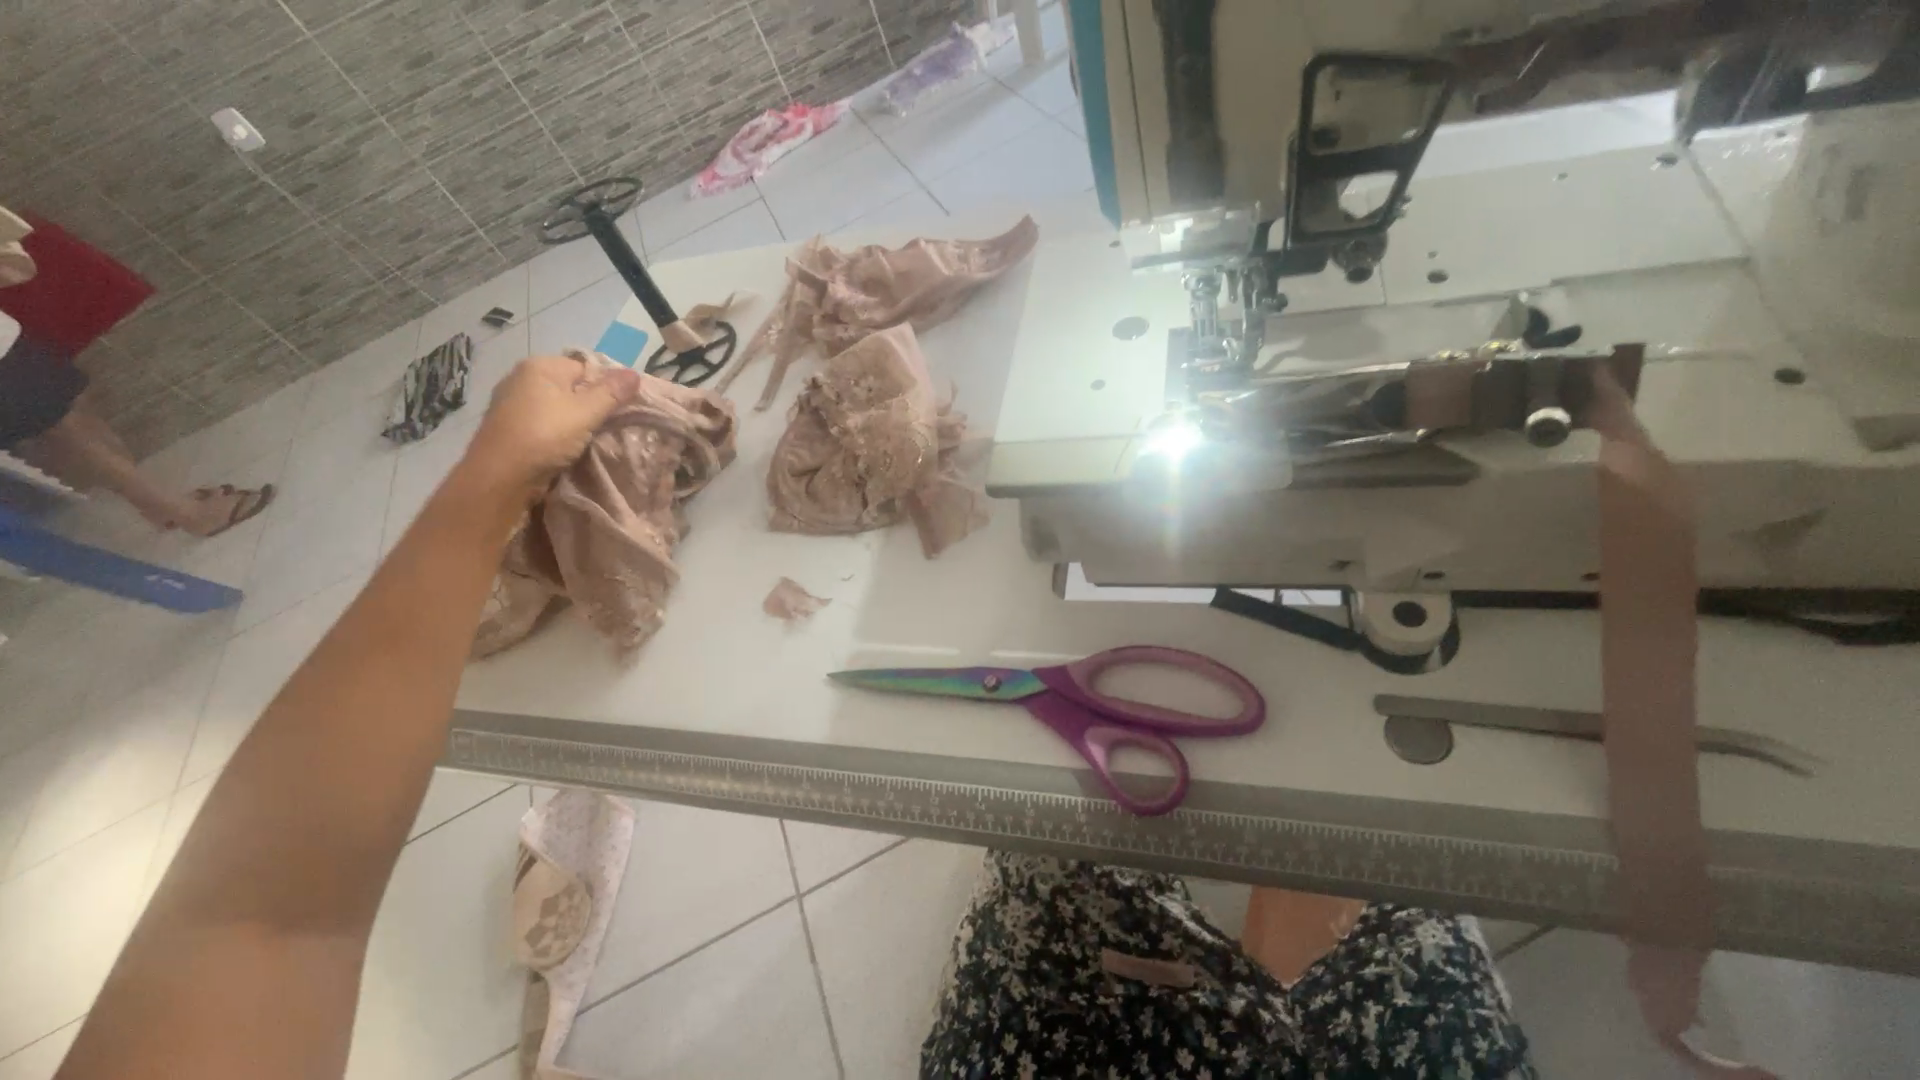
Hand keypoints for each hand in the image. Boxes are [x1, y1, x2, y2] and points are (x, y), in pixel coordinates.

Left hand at [460, 353, 641, 501]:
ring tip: (589, 440)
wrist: (499, 476)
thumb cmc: (544, 436)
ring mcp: (511, 403)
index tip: (617, 411)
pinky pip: (542, 422)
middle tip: (606, 427)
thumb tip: (635, 374)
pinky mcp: (508, 426)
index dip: (604, 388)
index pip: (585, 368)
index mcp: (539, 366)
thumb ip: (611, 393)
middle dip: (589, 405)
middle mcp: (521, 378)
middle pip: (570, 387)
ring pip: (556, 407)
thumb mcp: (585, 413)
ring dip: (573, 422)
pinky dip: (555, 433)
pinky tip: (565, 448)